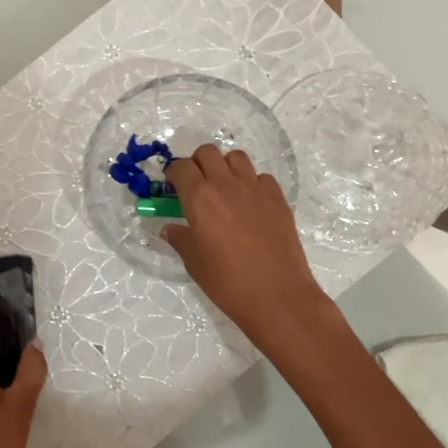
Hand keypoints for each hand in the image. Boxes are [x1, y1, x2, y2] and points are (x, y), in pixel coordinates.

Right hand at [163, 145, 337, 352]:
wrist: (277, 295)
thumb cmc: (227, 281)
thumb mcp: (194, 262)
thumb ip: (180, 238)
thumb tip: (170, 228)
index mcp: (200, 197)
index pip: (180, 167)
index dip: (173, 174)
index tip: (172, 189)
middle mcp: (226, 184)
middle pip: (207, 152)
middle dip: (197, 164)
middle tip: (196, 186)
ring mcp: (255, 188)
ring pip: (236, 158)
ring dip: (225, 167)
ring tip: (224, 190)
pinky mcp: (278, 198)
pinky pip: (261, 177)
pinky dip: (252, 183)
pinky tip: (250, 205)